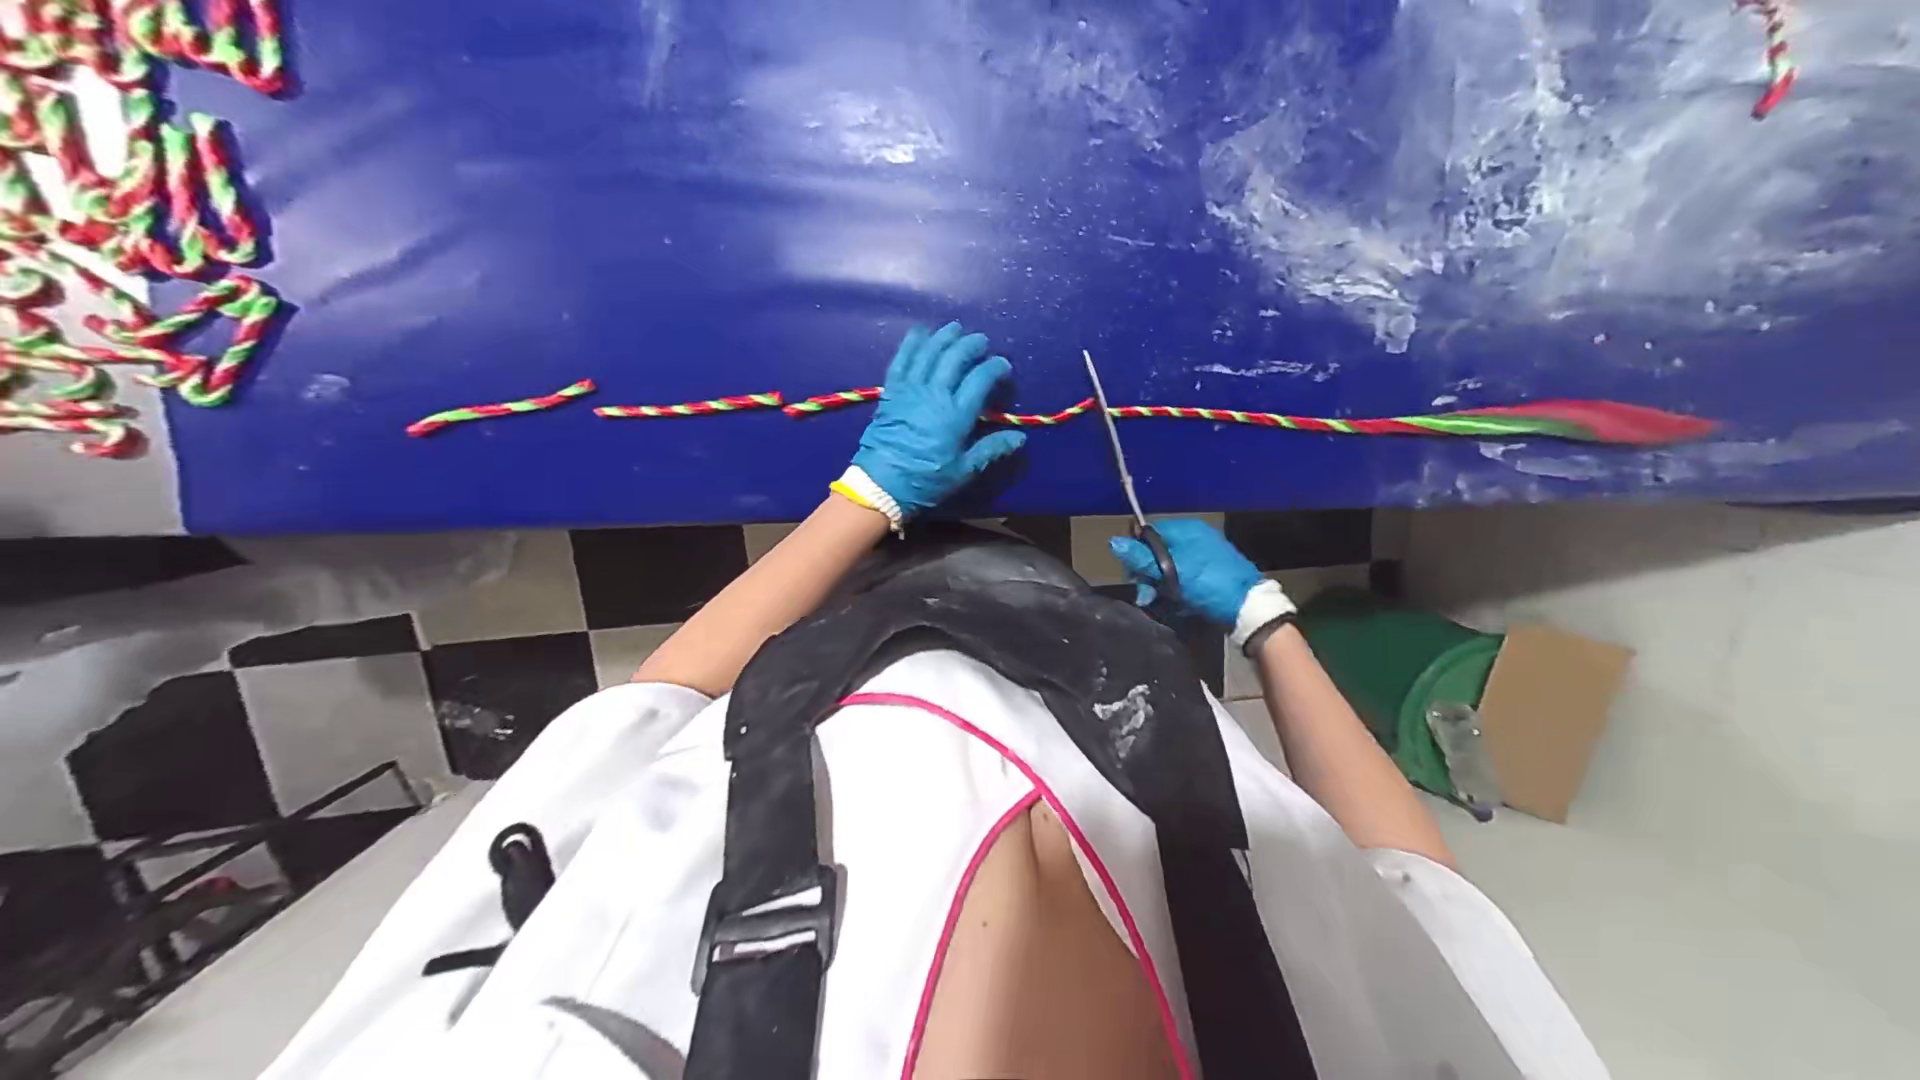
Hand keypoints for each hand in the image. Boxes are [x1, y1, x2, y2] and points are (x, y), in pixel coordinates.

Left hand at [850, 322, 1025, 519]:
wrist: (880, 485)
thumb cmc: (925, 481)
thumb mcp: (963, 471)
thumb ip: (991, 449)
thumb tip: (1019, 437)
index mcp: (956, 415)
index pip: (980, 379)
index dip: (995, 368)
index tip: (1003, 366)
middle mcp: (934, 394)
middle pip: (955, 357)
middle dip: (971, 345)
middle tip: (981, 341)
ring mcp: (910, 390)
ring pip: (929, 352)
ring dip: (943, 337)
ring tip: (955, 329)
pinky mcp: (891, 392)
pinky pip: (902, 359)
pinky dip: (912, 343)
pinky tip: (920, 333)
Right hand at [1110, 518, 1264, 625]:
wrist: (1249, 609)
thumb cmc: (1209, 584)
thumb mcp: (1172, 572)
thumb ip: (1142, 558)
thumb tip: (1113, 542)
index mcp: (1186, 530)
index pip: (1149, 534)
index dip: (1137, 555)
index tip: (1135, 576)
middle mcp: (1195, 538)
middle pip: (1157, 553)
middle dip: (1148, 575)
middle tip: (1148, 596)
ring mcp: (1204, 557)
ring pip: (1169, 569)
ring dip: (1160, 587)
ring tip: (1161, 604)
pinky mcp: (1210, 575)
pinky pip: (1183, 580)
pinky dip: (1176, 592)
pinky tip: (1177, 605)